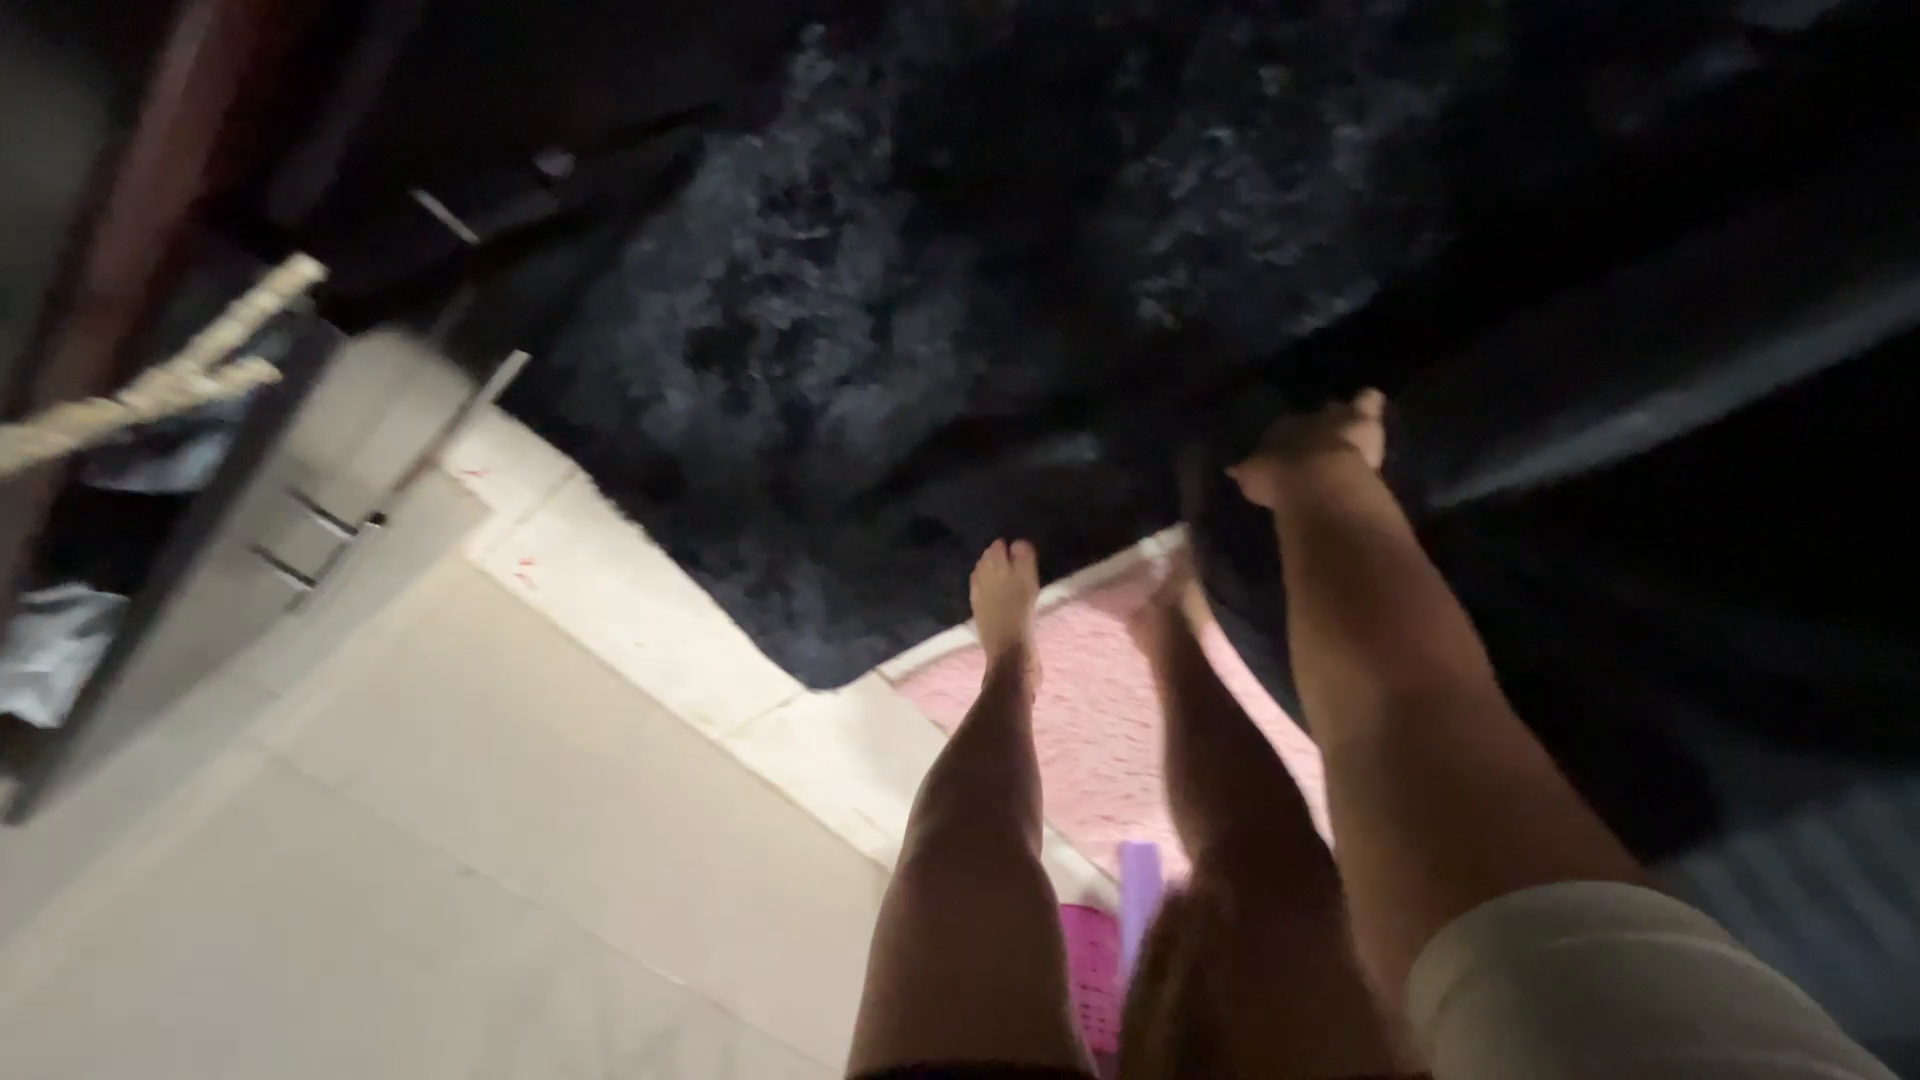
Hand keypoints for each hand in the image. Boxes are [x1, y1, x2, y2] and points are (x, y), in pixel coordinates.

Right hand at [1227, 389, 1385, 509]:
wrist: (1316, 481)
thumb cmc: (1278, 480)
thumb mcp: (1254, 480)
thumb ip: (1248, 473)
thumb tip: (1230, 470)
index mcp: (1276, 432)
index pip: (1281, 430)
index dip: (1287, 440)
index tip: (1291, 450)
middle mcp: (1303, 420)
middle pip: (1312, 416)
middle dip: (1317, 422)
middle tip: (1323, 433)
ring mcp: (1333, 418)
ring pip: (1336, 406)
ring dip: (1345, 410)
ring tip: (1352, 411)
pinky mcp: (1362, 421)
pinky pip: (1367, 399)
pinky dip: (1369, 400)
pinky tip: (1372, 397)